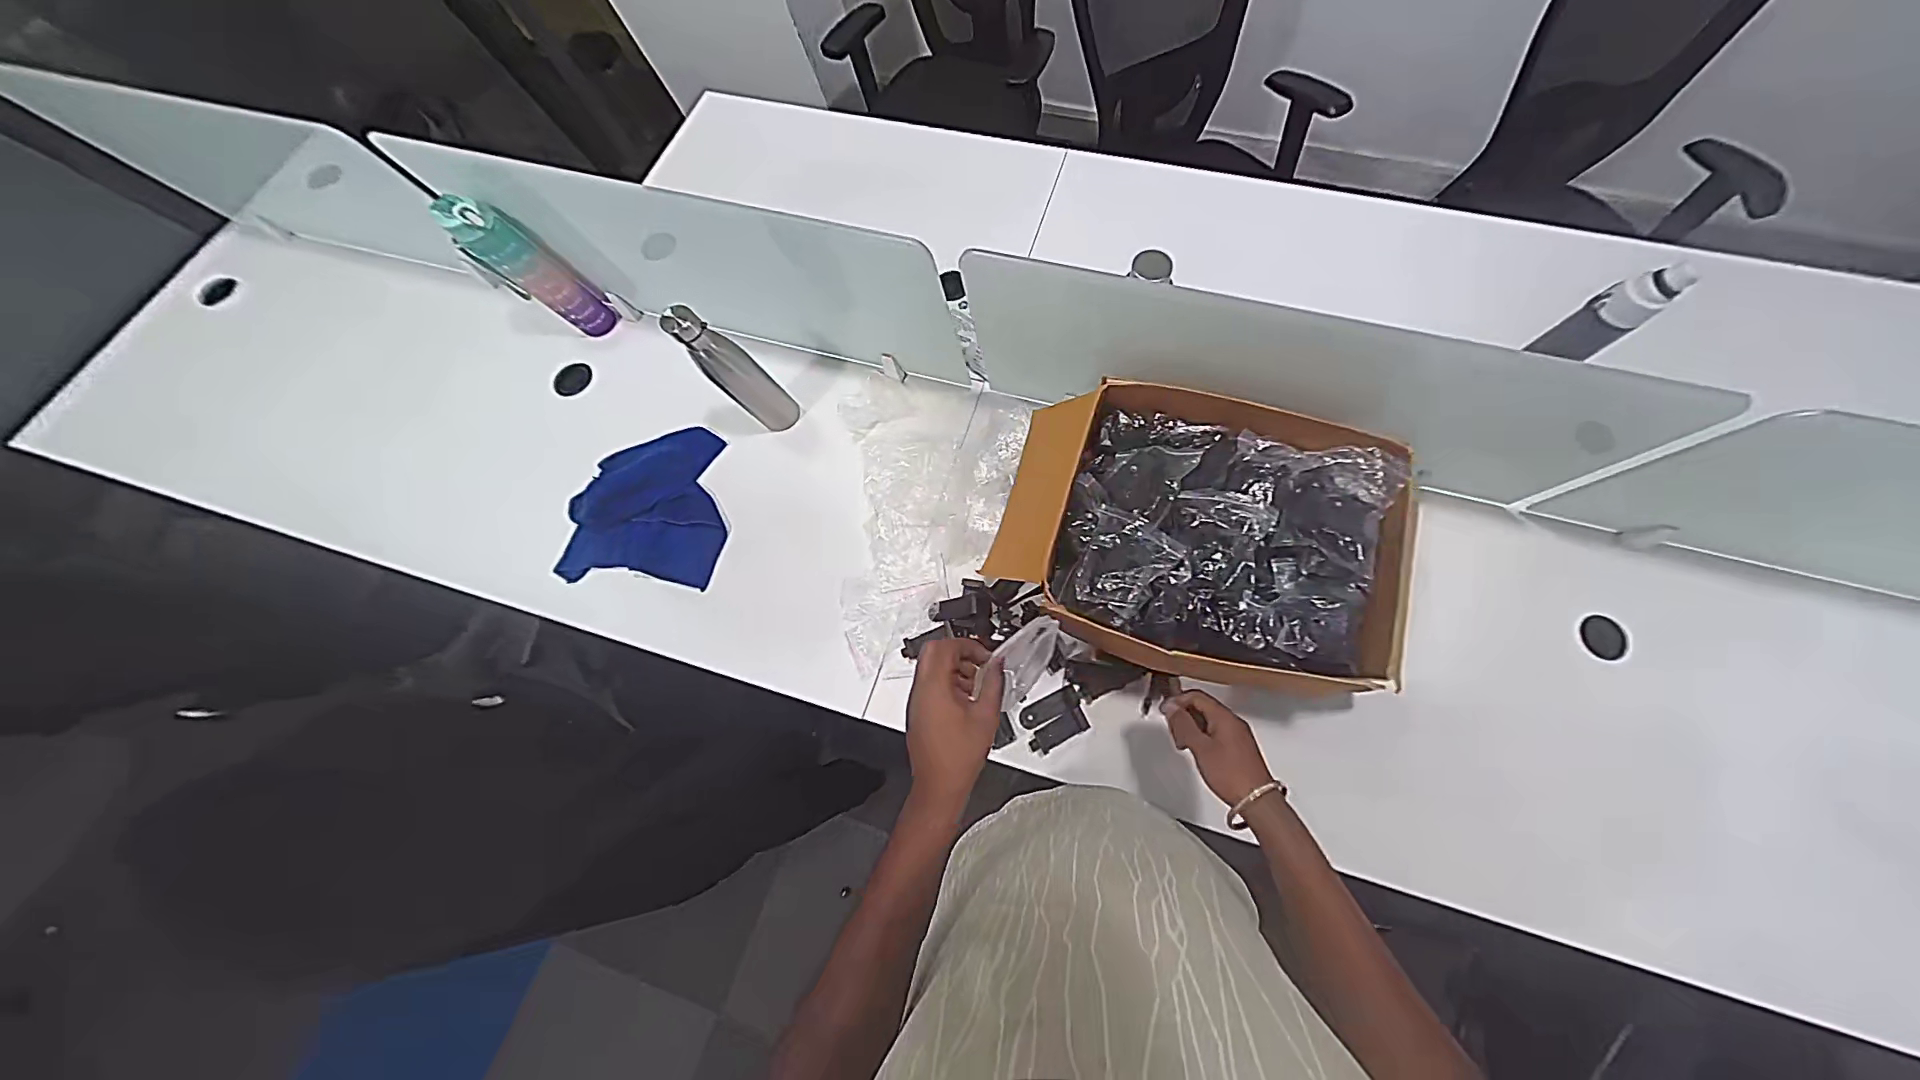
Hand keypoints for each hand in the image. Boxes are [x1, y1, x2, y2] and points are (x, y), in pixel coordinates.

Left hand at [905, 638, 1005, 807]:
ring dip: (955, 668)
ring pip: (932, 667)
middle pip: (934, 651)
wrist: (939, 785)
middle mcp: (921, 691)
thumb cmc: (957, 758)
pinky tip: (967, 699)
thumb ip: (994, 683)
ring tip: (977, 684)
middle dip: (959, 652)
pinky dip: (948, 682)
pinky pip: (931, 684)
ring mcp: (917, 701)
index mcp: (934, 687)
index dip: (967, 645)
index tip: (984, 655)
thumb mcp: (986, 715)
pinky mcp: (919, 711)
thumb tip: (997, 665)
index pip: (944, 647)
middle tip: (979, 663)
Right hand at [1163, 690, 1275, 806]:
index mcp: (1224, 717)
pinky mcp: (1239, 747)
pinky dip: (1202, 737)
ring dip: (1192, 727)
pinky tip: (1198, 751)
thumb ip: (1183, 724)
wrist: (1256, 800)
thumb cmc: (1232, 775)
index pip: (1196, 696)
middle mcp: (1233, 722)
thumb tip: (1172, 707)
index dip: (1177, 701)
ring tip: (1184, 743)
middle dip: (1184, 715)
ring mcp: (1238, 734)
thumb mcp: (1200, 747)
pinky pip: (1216, 732)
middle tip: (1174, 730)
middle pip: (1202, 706)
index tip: (1165, 711)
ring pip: (1208, 720)